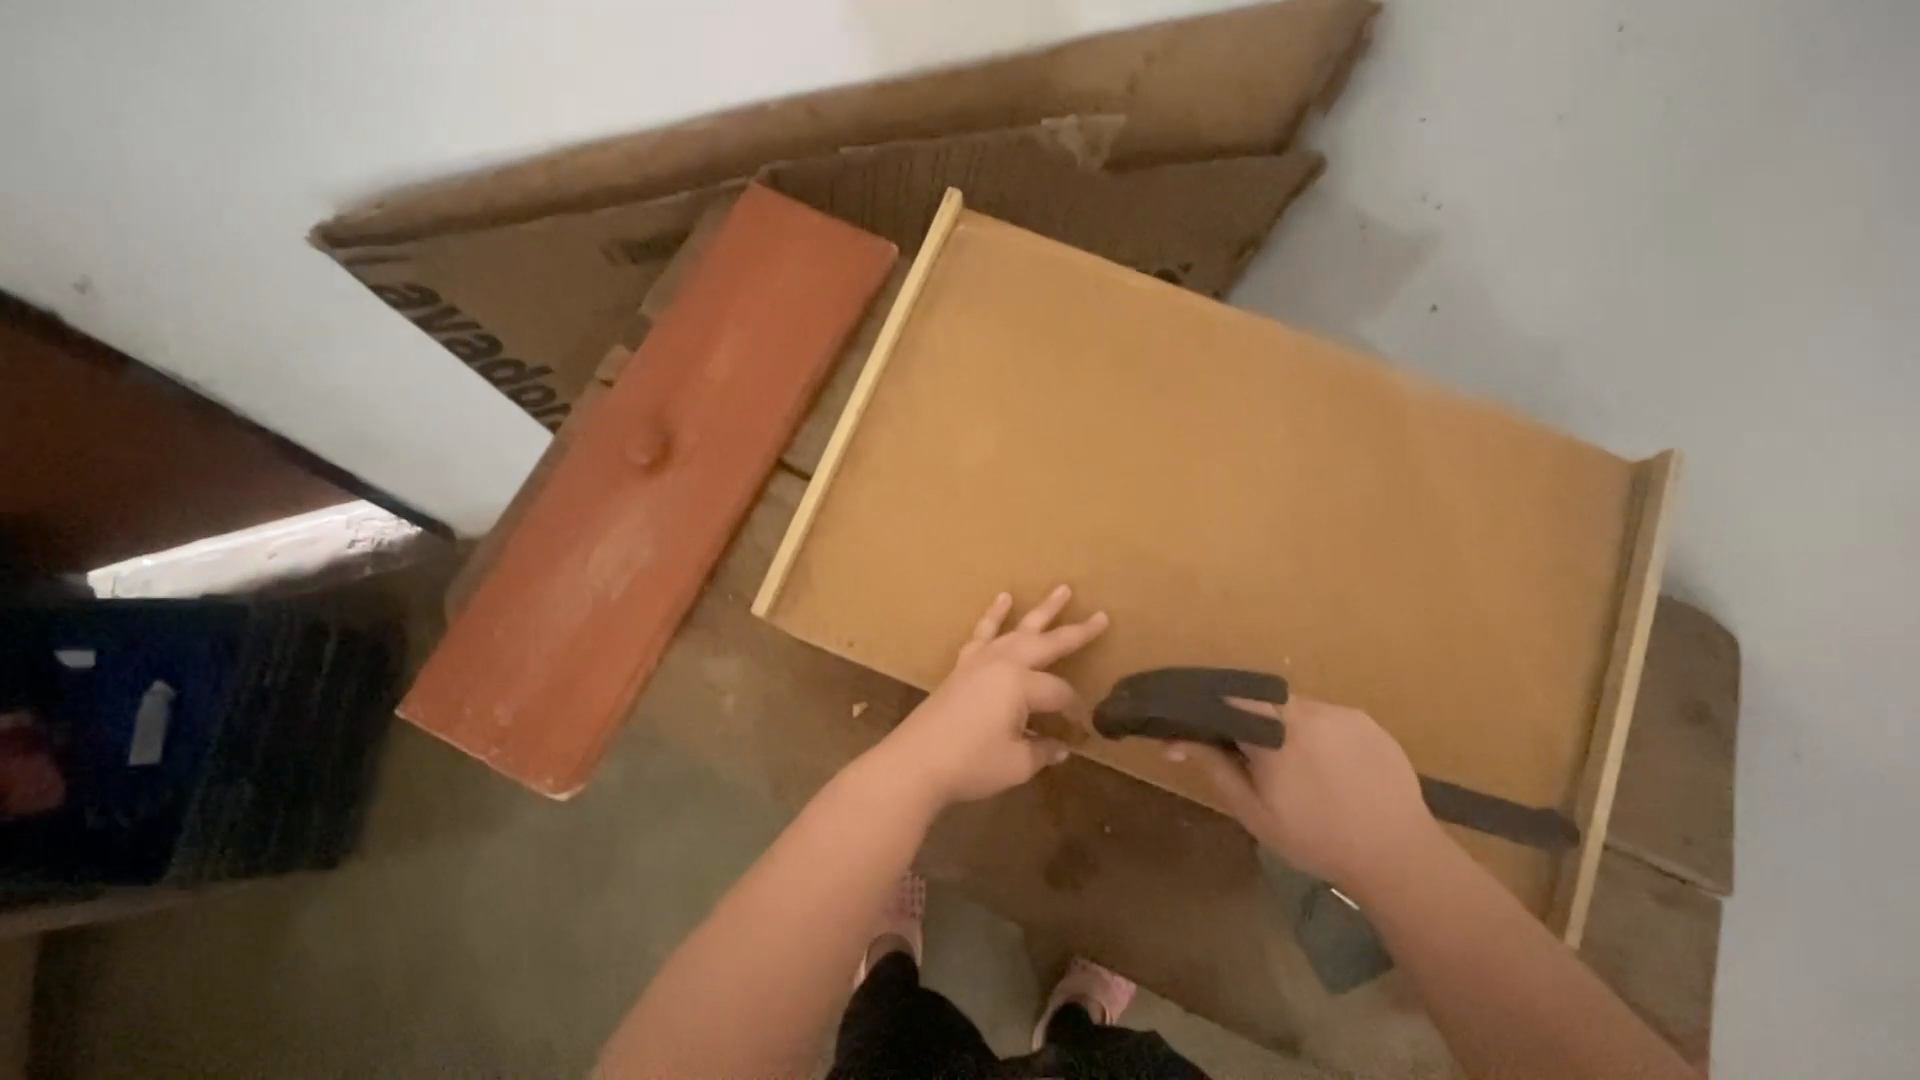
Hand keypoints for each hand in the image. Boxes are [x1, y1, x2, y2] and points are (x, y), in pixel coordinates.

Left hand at [875, 586, 1108, 806]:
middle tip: (1101, 617)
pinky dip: (994, 616)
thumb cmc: (970, 764)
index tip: (1081, 734)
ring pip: (1018, 629)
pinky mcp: (962, 666)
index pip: (1060, 693)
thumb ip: (1043, 751)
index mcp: (1021, 684)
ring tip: (1062, 590)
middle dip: (1076, 632)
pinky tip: (1002, 600)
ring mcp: (980, 660)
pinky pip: (982, 633)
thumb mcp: (1016, 764)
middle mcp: (1003, 663)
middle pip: (1048, 644)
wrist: (914, 763)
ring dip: (1041, 610)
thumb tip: (1061, 747)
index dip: (1074, 714)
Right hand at [1172, 697, 1440, 896]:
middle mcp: (1309, 711)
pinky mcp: (1369, 722)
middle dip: (1249, 720)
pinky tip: (1325, 768)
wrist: (1398, 856)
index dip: (1209, 707)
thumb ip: (1215, 767)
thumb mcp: (1254, 812)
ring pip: (1296, 707)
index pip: (1228, 698)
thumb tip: (1174, 741)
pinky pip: (1328, 717)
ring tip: (1291, 767)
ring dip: (1283, 726)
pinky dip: (1315, 734)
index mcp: (1276, 733)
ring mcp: (1343, 714)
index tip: (1201, 729)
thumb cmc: (1316, 840)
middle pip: (1263, 699)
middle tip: (1248, 756)